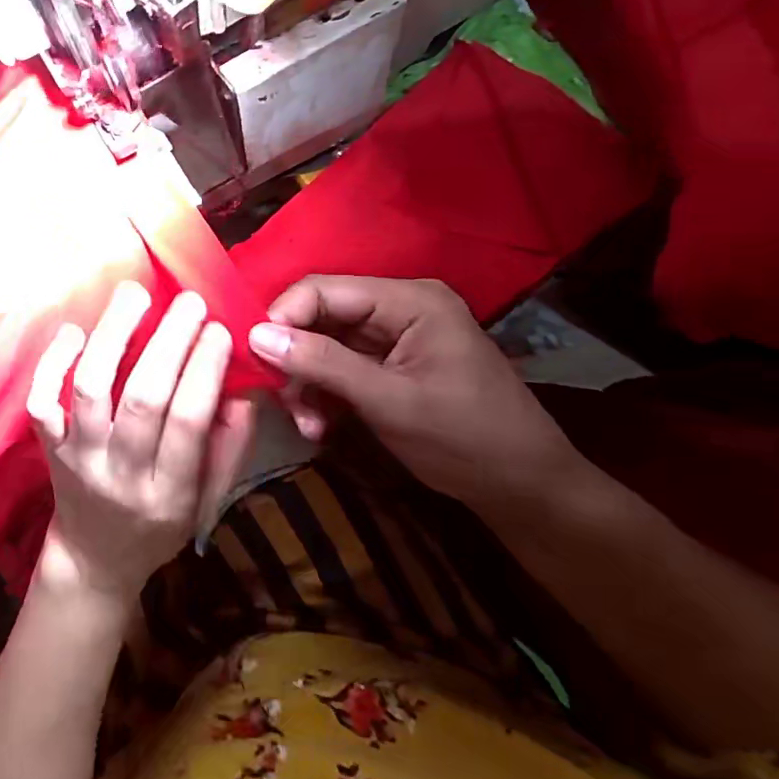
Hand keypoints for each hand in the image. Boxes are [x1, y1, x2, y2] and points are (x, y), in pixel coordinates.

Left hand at [28, 283, 251, 604]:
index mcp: (168, 493)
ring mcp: (76, 459)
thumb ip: (228, 449)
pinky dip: (51, 363)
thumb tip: (242, 389)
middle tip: (190, 302)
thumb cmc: (159, 527)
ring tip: (135, 294)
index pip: (188, 422)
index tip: (219, 329)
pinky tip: (74, 331)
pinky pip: (40, 402)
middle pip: (142, 399)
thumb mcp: (207, 503)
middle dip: (169, 343)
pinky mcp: (47, 448)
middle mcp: (119, 474)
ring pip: (90, 389)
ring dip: (113, 335)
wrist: (94, 558)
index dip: (205, 370)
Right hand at [246, 276, 588, 511]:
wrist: (523, 489)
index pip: (324, 289)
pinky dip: (322, 395)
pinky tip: (320, 427)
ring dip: (306, 384)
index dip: (283, 317)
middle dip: (295, 359)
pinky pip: (337, 367)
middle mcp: (398, 308)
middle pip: (319, 316)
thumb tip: (255, 335)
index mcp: (409, 301)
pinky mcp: (387, 363)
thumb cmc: (466, 439)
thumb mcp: (389, 402)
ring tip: (306, 425)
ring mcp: (392, 336)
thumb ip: (323, 364)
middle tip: (282, 401)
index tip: (256, 359)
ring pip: (321, 345)